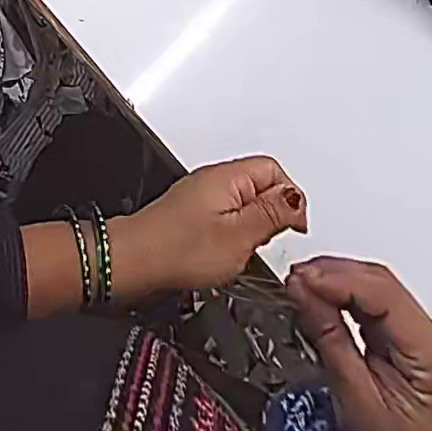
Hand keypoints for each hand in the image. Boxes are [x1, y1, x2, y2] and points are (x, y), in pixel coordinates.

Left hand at [111, 157, 307, 295]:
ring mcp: (203, 194)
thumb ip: (272, 214)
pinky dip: (236, 231)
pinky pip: (228, 213)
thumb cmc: (178, 248)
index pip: (275, 170)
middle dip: (273, 212)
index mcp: (228, 177)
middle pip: (262, 183)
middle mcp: (215, 179)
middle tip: (263, 240)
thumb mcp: (239, 236)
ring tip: (242, 249)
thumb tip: (297, 198)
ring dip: (254, 224)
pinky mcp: (194, 211)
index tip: (292, 227)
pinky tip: (227, 251)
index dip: (291, 197)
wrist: (135, 260)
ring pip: (246, 201)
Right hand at [288, 258, 431, 430]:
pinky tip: (324, 301)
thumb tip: (302, 291)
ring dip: (338, 284)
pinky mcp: (415, 345)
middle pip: (382, 285)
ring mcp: (429, 342)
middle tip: (295, 281)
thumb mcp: (361, 405)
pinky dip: (347, 299)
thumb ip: (331, 342)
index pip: (384, 293)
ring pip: (379, 290)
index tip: (300, 277)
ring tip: (303, 289)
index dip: (338, 277)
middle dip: (334, 275)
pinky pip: (378, 308)